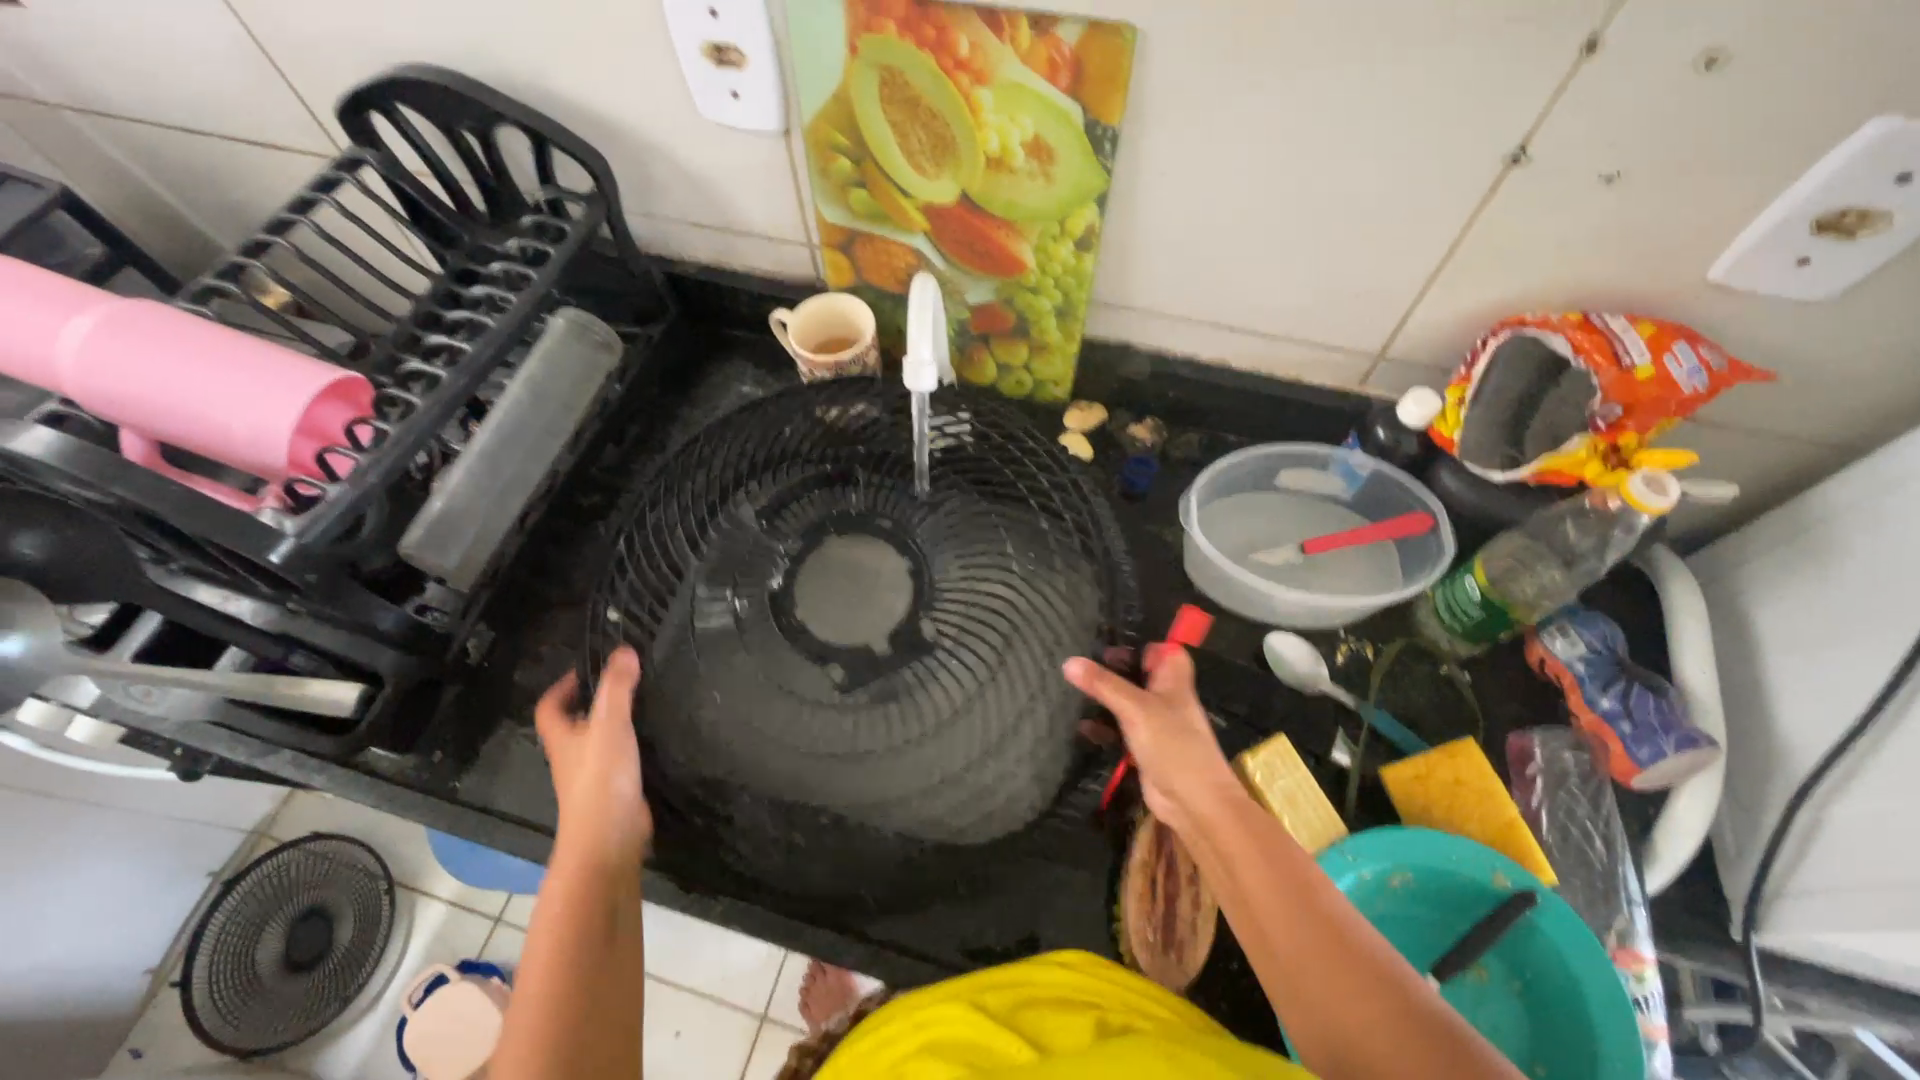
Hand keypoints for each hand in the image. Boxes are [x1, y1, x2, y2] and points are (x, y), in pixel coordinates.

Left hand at [535, 647, 651, 867]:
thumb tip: (625, 650)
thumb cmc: (601, 778)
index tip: (587, 672)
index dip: (562, 687)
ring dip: (615, 725)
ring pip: (598, 742)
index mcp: (562, 738)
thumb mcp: (610, 724)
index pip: (549, 707)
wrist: (610, 838)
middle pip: (574, 723)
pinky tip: (655, 740)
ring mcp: (592, 776)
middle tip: (624, 683)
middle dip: (593, 703)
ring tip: (644, 704)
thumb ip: (618, 688)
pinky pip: (620, 760)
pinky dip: (633, 747)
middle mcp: (572, 756)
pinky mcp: (615, 790)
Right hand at [1064, 647, 1240, 833]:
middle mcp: (1166, 700)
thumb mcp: (1135, 708)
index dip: (1142, 646)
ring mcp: (1156, 726)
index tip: (1109, 644)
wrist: (1193, 801)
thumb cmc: (1172, 744)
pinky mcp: (1144, 749)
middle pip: (1141, 676)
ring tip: (1072, 690)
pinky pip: (1120, 731)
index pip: (1164, 651)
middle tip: (1082, 665)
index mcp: (1174, 682)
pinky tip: (1081, 727)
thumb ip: (1103, 684)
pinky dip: (1103, 728)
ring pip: (1128, 704)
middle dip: (1114, 671)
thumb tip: (1069, 662)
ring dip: (1105, 699)